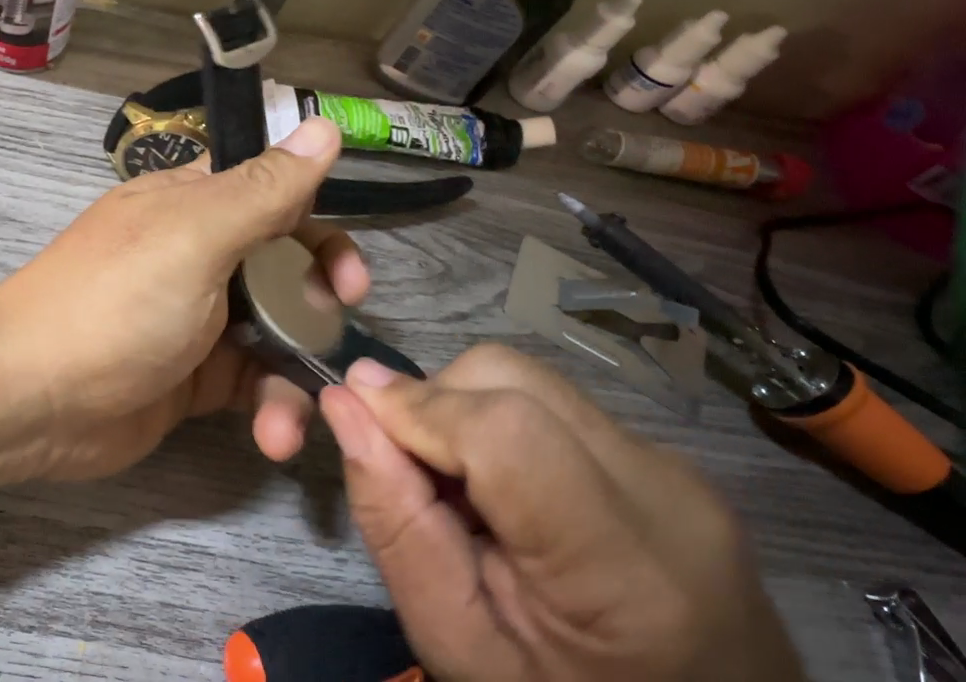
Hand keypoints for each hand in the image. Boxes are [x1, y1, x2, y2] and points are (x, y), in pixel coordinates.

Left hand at [0, 117, 367, 480]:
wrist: (30, 398)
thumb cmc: (114, 303)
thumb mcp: (194, 235)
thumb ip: (264, 189)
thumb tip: (322, 125)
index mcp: (188, 205)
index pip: (269, 194)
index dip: (314, 225)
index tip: (346, 271)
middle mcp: (194, 255)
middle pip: (282, 265)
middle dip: (319, 298)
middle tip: (340, 325)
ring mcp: (193, 319)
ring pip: (275, 329)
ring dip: (300, 367)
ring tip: (302, 411)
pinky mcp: (192, 379)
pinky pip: (253, 382)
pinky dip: (271, 406)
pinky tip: (273, 434)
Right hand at [319, 344, 803, 681]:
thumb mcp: (457, 640)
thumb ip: (397, 525)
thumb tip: (342, 403)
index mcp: (620, 571)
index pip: (506, 430)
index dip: (417, 408)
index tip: (358, 420)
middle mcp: (663, 496)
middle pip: (510, 380)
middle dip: (432, 403)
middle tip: (412, 473)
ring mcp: (676, 470)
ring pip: (526, 378)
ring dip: (463, 410)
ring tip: (462, 489)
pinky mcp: (671, 458)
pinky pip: (554, 401)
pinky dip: (500, 423)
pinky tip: (507, 492)